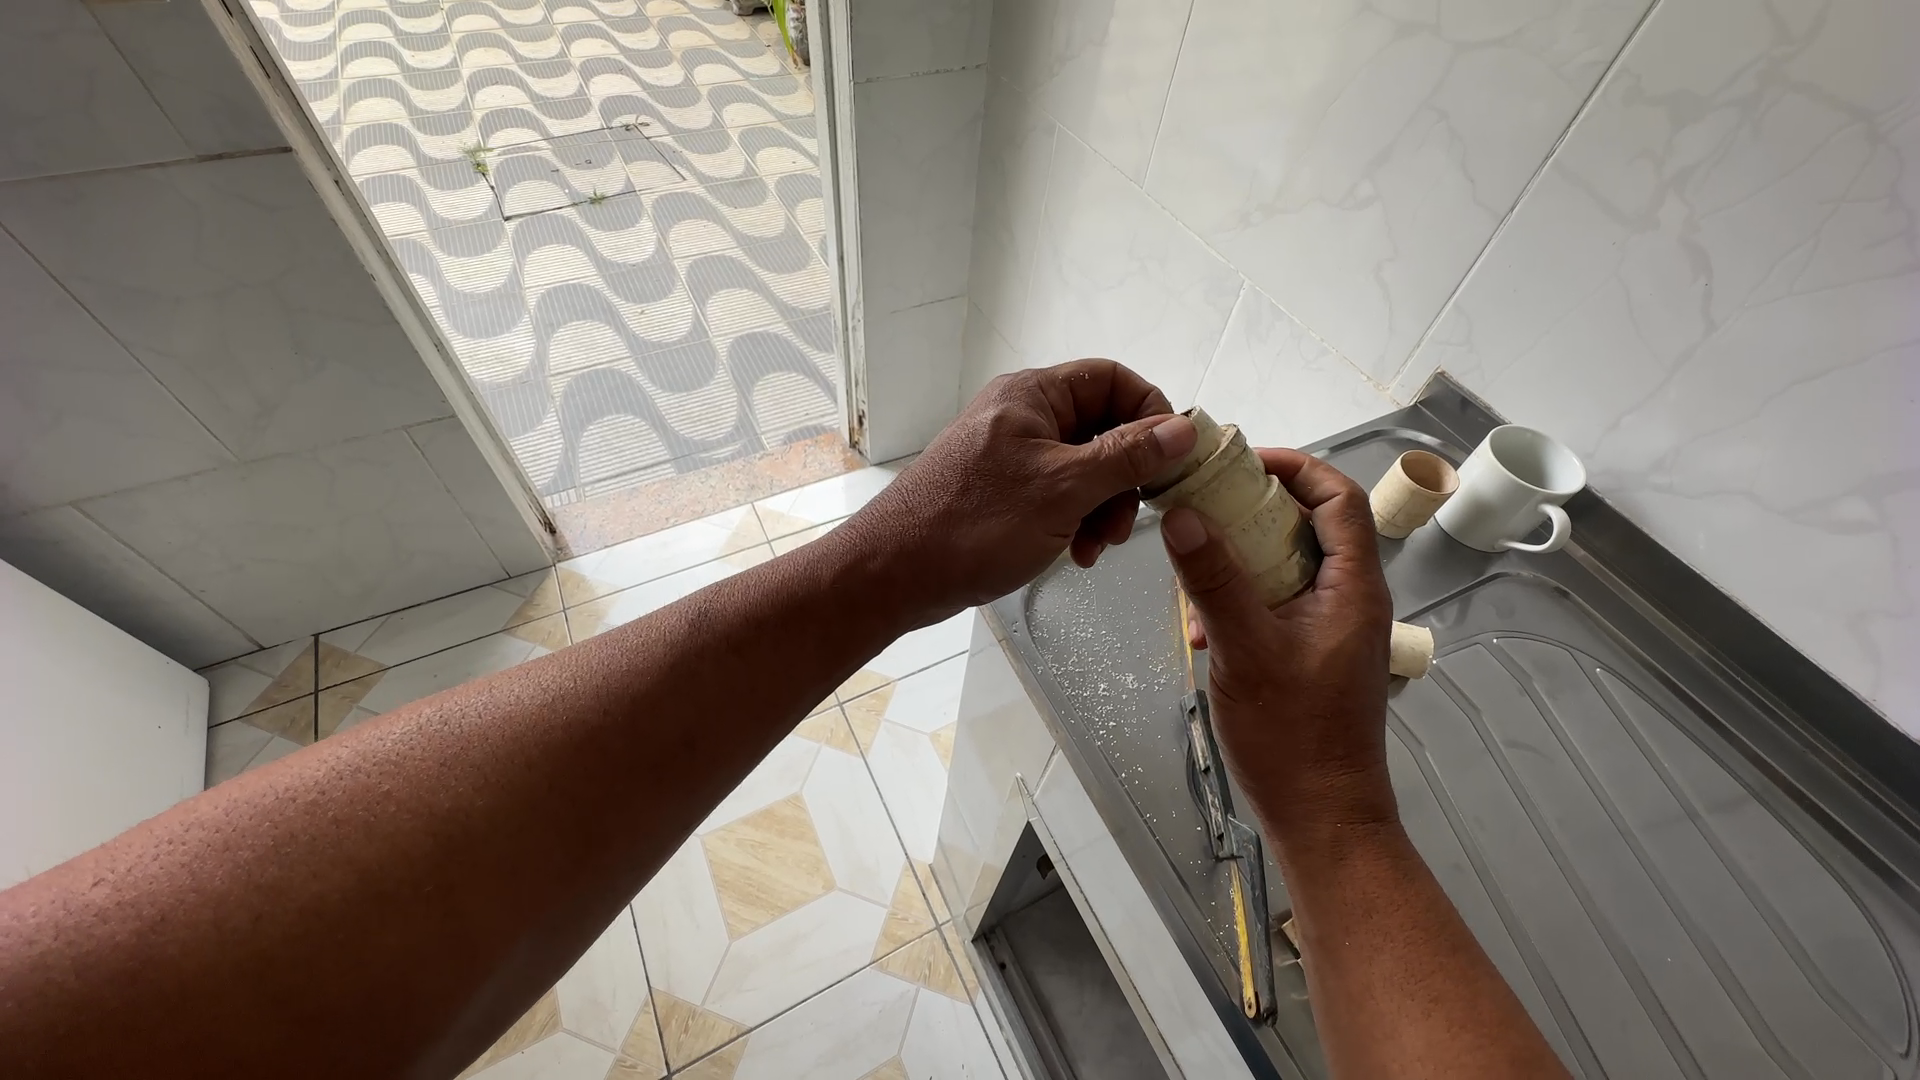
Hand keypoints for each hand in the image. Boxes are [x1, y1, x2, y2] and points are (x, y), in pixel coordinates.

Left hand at [847, 359, 1196, 617]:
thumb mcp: (1064, 490)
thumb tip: (1183, 429)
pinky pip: (1056, 494)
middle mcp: (1022, 417)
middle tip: (1124, 523)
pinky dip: (1074, 520)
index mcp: (1034, 396)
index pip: (1113, 381)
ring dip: (1101, 507)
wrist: (896, 573)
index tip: (1168, 462)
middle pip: (1101, 428)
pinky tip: (1074, 552)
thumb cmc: (976, 524)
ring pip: (1082, 468)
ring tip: (1095, 547)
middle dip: (1124, 477)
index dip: (1149, 415)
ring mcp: (1010, 456)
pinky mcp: (1001, 492)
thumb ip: (1127, 458)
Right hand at [1160, 448, 1396, 839]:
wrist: (1320, 814)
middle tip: (1201, 507)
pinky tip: (1202, 629)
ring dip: (1238, 560)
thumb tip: (1180, 516)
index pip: (1338, 499)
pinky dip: (1238, 599)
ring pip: (1285, 566)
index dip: (1295, 468)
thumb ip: (1213, 581)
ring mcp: (1328, 628)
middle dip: (1253, 511)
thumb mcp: (1245, 650)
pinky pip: (1273, 602)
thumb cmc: (1293, 734)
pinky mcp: (1307, 652)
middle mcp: (1348, 598)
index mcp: (1352, 587)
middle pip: (1308, 526)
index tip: (1239, 463)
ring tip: (1193, 569)